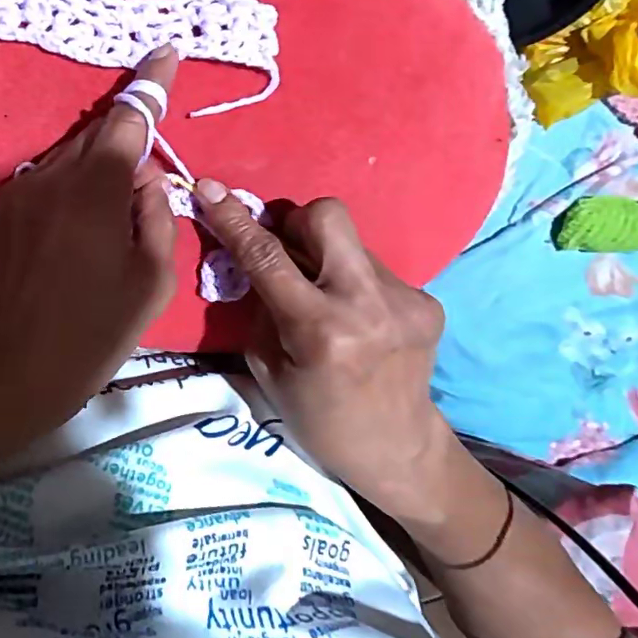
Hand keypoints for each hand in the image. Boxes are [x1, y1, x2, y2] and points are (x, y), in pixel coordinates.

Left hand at [0, 48, 180, 424]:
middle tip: (144, 194)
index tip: (166, 51)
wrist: (19, 364)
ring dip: (99, 170)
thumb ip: (157, 212)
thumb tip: (148, 179)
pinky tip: (79, 231)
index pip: (128, 119)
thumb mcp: (153, 276)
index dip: (151, 83)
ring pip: (72, 156)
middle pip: (98, 135)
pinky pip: (50, 177)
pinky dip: (74, 186)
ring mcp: (21, 190)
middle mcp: (51, 177)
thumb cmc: (97, 329)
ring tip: (110, 223)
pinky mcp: (4, 206)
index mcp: (94, 192)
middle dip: (127, 148)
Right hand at [195, 187, 479, 524]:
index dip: (234, 219)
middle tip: (287, 254)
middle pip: (327, 216)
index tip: (210, 188)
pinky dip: (352, 283)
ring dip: (326, 259)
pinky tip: (358, 319)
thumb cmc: (318, 418)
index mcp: (320, 330)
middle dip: (296, 222)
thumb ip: (262, 306)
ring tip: (326, 299)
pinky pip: (374, 269)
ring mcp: (405, 299)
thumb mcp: (268, 367)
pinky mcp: (427, 301)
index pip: (267, 257)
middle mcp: (367, 304)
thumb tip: (258, 261)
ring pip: (351, 242)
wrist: (399, 449)